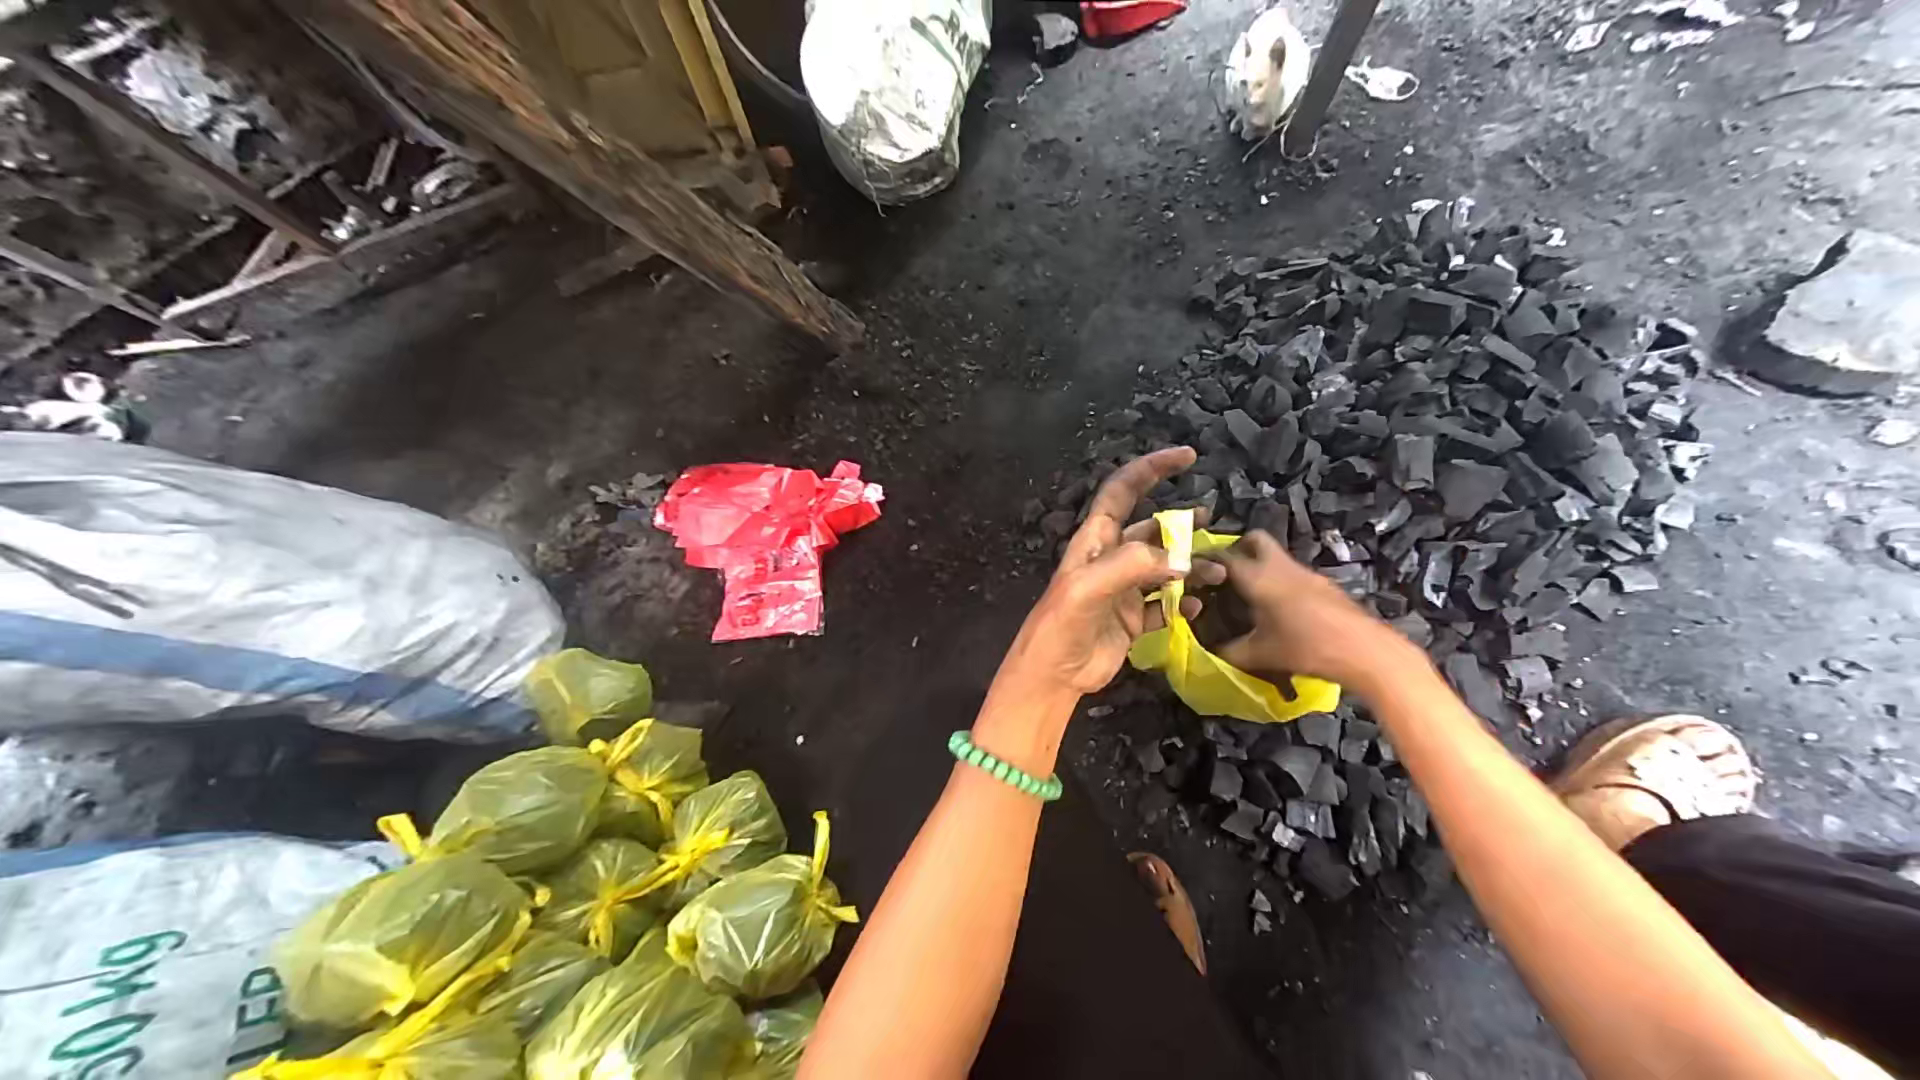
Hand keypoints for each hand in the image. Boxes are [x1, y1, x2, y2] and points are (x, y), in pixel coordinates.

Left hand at [1000, 447, 1224, 695]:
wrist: (1054, 675)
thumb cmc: (1062, 625)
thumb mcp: (1088, 587)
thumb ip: (1131, 565)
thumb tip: (1180, 561)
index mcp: (1095, 540)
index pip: (1122, 491)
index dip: (1151, 468)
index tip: (1186, 456)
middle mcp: (1111, 559)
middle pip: (1152, 529)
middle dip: (1182, 524)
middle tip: (1213, 523)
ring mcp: (1124, 589)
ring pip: (1166, 567)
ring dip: (1191, 567)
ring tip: (1218, 574)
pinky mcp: (1133, 618)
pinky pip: (1166, 603)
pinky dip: (1184, 603)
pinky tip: (1198, 607)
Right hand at [1216, 530, 1422, 690]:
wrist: (1366, 652)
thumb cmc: (1306, 648)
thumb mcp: (1259, 655)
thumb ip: (1229, 651)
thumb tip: (1211, 651)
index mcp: (1258, 577)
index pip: (1222, 556)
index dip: (1204, 560)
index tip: (1193, 572)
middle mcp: (1280, 566)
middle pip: (1254, 539)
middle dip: (1236, 549)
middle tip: (1224, 574)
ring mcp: (1306, 573)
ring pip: (1275, 557)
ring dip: (1259, 568)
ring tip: (1247, 597)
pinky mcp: (1323, 585)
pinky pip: (1292, 574)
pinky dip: (1278, 582)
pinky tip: (1278, 610)